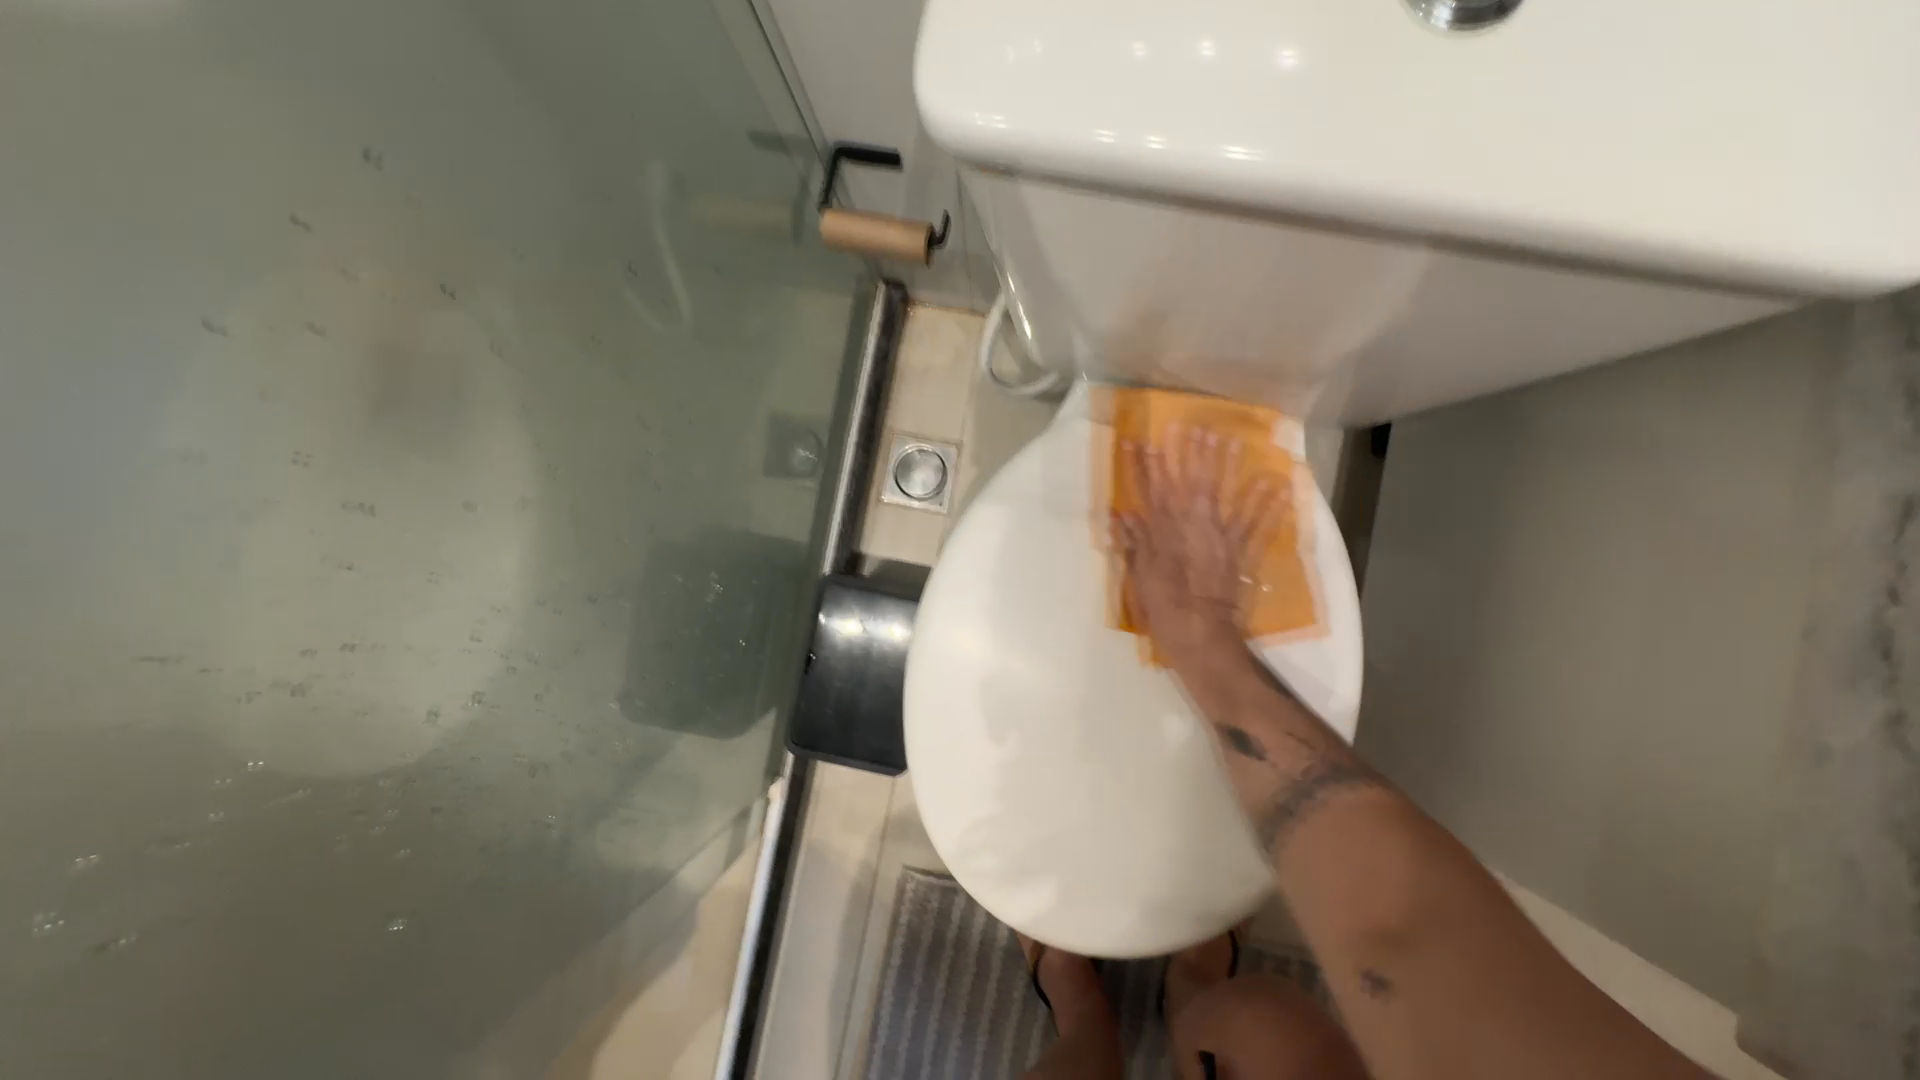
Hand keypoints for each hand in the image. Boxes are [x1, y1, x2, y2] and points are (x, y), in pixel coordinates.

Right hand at [1112, 424, 1288, 671]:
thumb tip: (1119, 515)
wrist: (1201, 638)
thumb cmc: (1163, 612)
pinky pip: (1258, 525)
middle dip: (1190, 454)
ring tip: (1231, 440)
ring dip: (1227, 467)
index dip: (1142, 466)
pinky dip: (1268, 505)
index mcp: (1161, 535)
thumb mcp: (1138, 580)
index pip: (1149, 492)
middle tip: (1193, 426)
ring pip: (1222, 496)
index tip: (1137, 439)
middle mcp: (1191, 529)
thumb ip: (1131, 545)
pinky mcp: (1241, 553)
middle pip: (1189, 484)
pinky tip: (1278, 483)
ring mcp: (1219, 539)